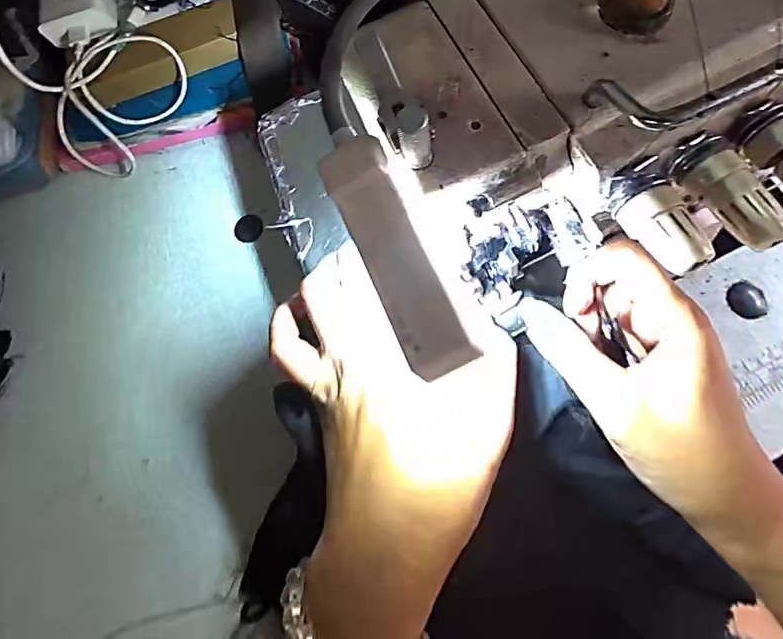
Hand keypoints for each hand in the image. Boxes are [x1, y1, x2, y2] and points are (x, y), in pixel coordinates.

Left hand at [270, 245, 515, 637]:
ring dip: (316, 284)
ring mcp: (322, 383)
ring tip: (340, 268)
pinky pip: (287, 356)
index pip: (370, 282)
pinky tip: (300, 316)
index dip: (381, 247)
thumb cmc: (435, 488)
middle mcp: (344, 360)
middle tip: (375, 246)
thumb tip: (492, 322)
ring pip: (301, 314)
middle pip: (327, 287)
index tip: (401, 230)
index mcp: (382, 357)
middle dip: (347, 256)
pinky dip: (287, 327)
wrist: (387, 552)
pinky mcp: (315, 405)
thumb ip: (495, 360)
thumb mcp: (487, 421)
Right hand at [530, 241, 782, 638]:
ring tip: (601, 368)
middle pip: (618, 277)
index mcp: (675, 316)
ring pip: (619, 304)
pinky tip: (613, 377)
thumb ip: (570, 353)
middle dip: (590, 303)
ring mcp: (674, 334)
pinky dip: (610, 344)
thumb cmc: (687, 456)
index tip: (574, 309)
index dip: (589, 271)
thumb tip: (534, 315)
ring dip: (598, 327)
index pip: (624, 255)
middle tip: (584, 344)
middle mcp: (677, 315)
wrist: (731, 499)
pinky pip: (628, 329)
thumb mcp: (615, 404)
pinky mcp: (668, 353)